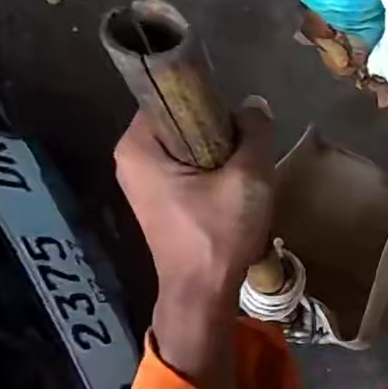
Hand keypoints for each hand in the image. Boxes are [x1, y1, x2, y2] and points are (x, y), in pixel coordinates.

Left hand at [114, 99, 274, 388]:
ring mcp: (143, 184)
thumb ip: (256, 133)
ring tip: (247, 174)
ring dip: (221, 156)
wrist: (203, 290)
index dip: (211, 102)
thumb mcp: (249, 177)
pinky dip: (214, 174)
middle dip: (220, 133)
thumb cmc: (219, 232)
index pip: (172, 98)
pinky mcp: (160, 203)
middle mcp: (131, 160)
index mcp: (139, 146)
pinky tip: (236, 193)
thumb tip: (256, 106)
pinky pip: (189, 171)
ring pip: (190, 149)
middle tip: (249, 152)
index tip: (240, 121)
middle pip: (183, 124)